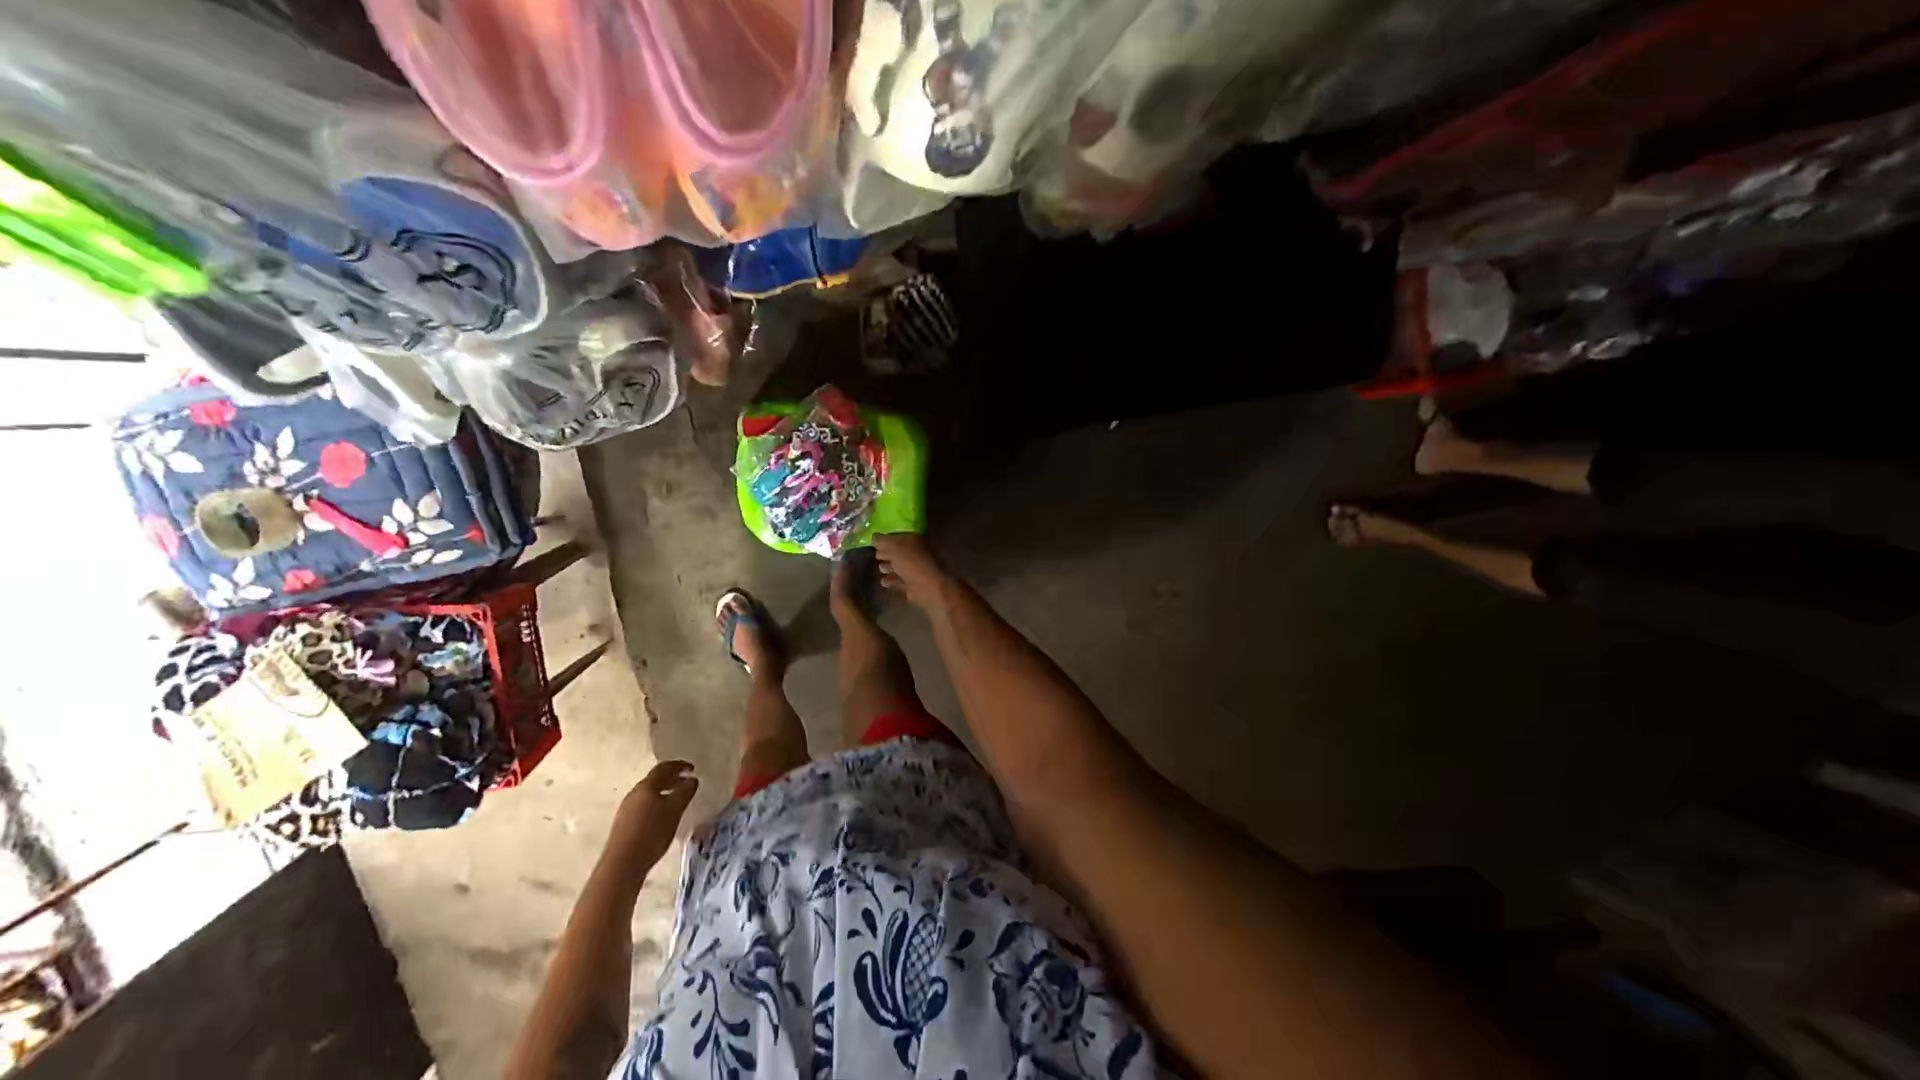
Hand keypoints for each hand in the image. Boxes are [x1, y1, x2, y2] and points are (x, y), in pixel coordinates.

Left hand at [609, 760, 697, 868]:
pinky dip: (656, 804)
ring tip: (677, 799)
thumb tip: (692, 779)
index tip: (692, 768)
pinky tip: (662, 816)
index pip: (663, 768)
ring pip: (648, 794)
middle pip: (654, 780)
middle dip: (672, 779)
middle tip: (686, 781)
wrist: (623, 863)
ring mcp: (626, 809)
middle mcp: (634, 794)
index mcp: (646, 787)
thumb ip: (685, 792)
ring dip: (664, 792)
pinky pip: (643, 806)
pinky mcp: (623, 824)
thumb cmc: (652, 832)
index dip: (679, 766)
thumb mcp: (675, 810)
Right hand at [873, 533, 951, 609]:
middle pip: (898, 552)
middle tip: (875, 554)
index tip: (874, 541)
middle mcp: (916, 554)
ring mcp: (915, 571)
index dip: (887, 538)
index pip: (899, 537)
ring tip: (879, 567)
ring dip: (889, 567)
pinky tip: (883, 581)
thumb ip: (883, 541)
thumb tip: (874, 537)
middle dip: (887, 553)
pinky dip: (891, 581)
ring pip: (899, 567)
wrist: (929, 588)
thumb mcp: (896, 547)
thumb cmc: (913, 563)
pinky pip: (899, 582)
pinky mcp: (912, 586)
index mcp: (915, 541)